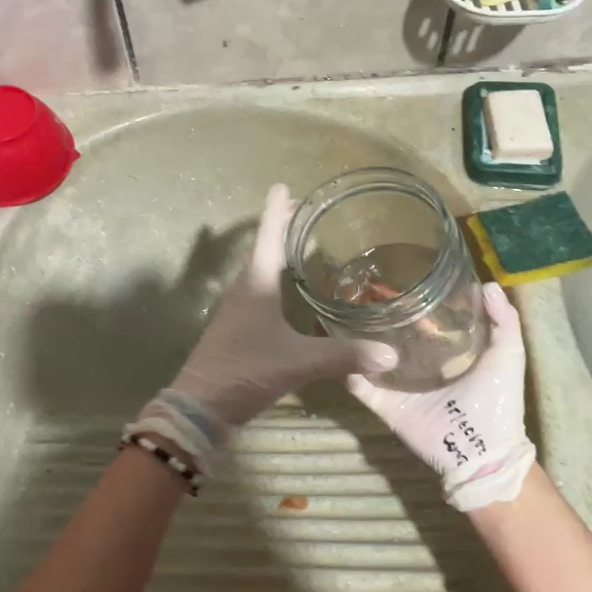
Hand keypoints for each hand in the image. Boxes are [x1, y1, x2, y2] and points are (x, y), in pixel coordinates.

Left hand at [127, 184, 398, 473]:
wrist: (199, 406)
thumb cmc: (245, 370)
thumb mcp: (298, 362)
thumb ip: (344, 356)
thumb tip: (391, 354)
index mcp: (256, 284)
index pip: (270, 236)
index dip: (278, 210)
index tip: (283, 185)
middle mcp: (244, 289)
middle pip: (265, 249)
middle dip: (282, 228)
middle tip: (304, 210)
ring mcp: (237, 309)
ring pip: (260, 271)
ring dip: (277, 254)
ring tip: (301, 245)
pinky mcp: (237, 329)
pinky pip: (258, 292)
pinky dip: (275, 281)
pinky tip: (289, 293)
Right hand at [347, 282, 535, 510]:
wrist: (485, 452)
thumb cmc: (498, 402)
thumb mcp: (508, 355)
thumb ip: (505, 321)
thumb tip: (486, 284)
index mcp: (442, 353)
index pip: (420, 322)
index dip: (410, 302)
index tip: (394, 278)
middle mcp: (416, 365)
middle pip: (389, 336)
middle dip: (374, 317)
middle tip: (357, 292)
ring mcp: (397, 385)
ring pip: (368, 357)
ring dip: (354, 341)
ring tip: (339, 315)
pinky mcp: (385, 405)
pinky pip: (360, 387)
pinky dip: (348, 372)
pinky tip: (341, 353)